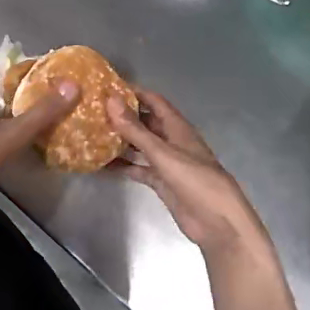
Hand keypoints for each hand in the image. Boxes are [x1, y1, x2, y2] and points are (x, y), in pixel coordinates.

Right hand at [108, 89, 264, 252]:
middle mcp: (171, 141)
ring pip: (140, 146)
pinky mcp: (161, 182)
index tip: (107, 87)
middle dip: (123, 116)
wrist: (217, 222)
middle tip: (94, 111)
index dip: (134, 92)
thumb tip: (110, 100)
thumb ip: (135, 129)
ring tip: (93, 134)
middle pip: (145, 122)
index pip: (154, 101)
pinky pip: (138, 168)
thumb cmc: (195, 180)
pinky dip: (122, 165)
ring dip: (120, 140)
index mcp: (177, 128)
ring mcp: (166, 162)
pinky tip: (101, 164)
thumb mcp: (163, 152)